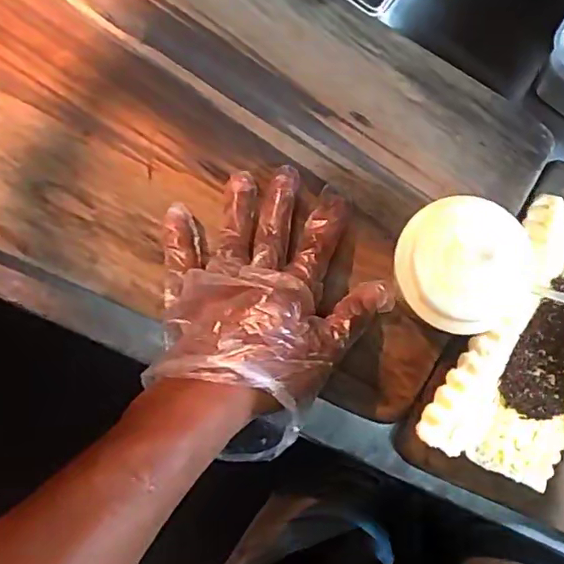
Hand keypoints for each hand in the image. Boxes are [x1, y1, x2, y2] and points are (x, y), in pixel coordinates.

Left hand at [144, 166, 394, 429]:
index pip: (317, 248)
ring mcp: (221, 280)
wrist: (214, 391)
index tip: (335, 195)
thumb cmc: (276, 373)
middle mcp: (259, 275)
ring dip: (239, 207)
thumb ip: (352, 316)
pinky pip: (182, 259)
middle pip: (274, 233)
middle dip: (282, 203)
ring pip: (233, 236)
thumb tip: (385, 287)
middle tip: (285, 172)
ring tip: (242, 178)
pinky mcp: (187, 293)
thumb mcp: (326, 349)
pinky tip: (178, 211)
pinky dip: (180, 236)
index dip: (327, 222)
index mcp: (295, 289)